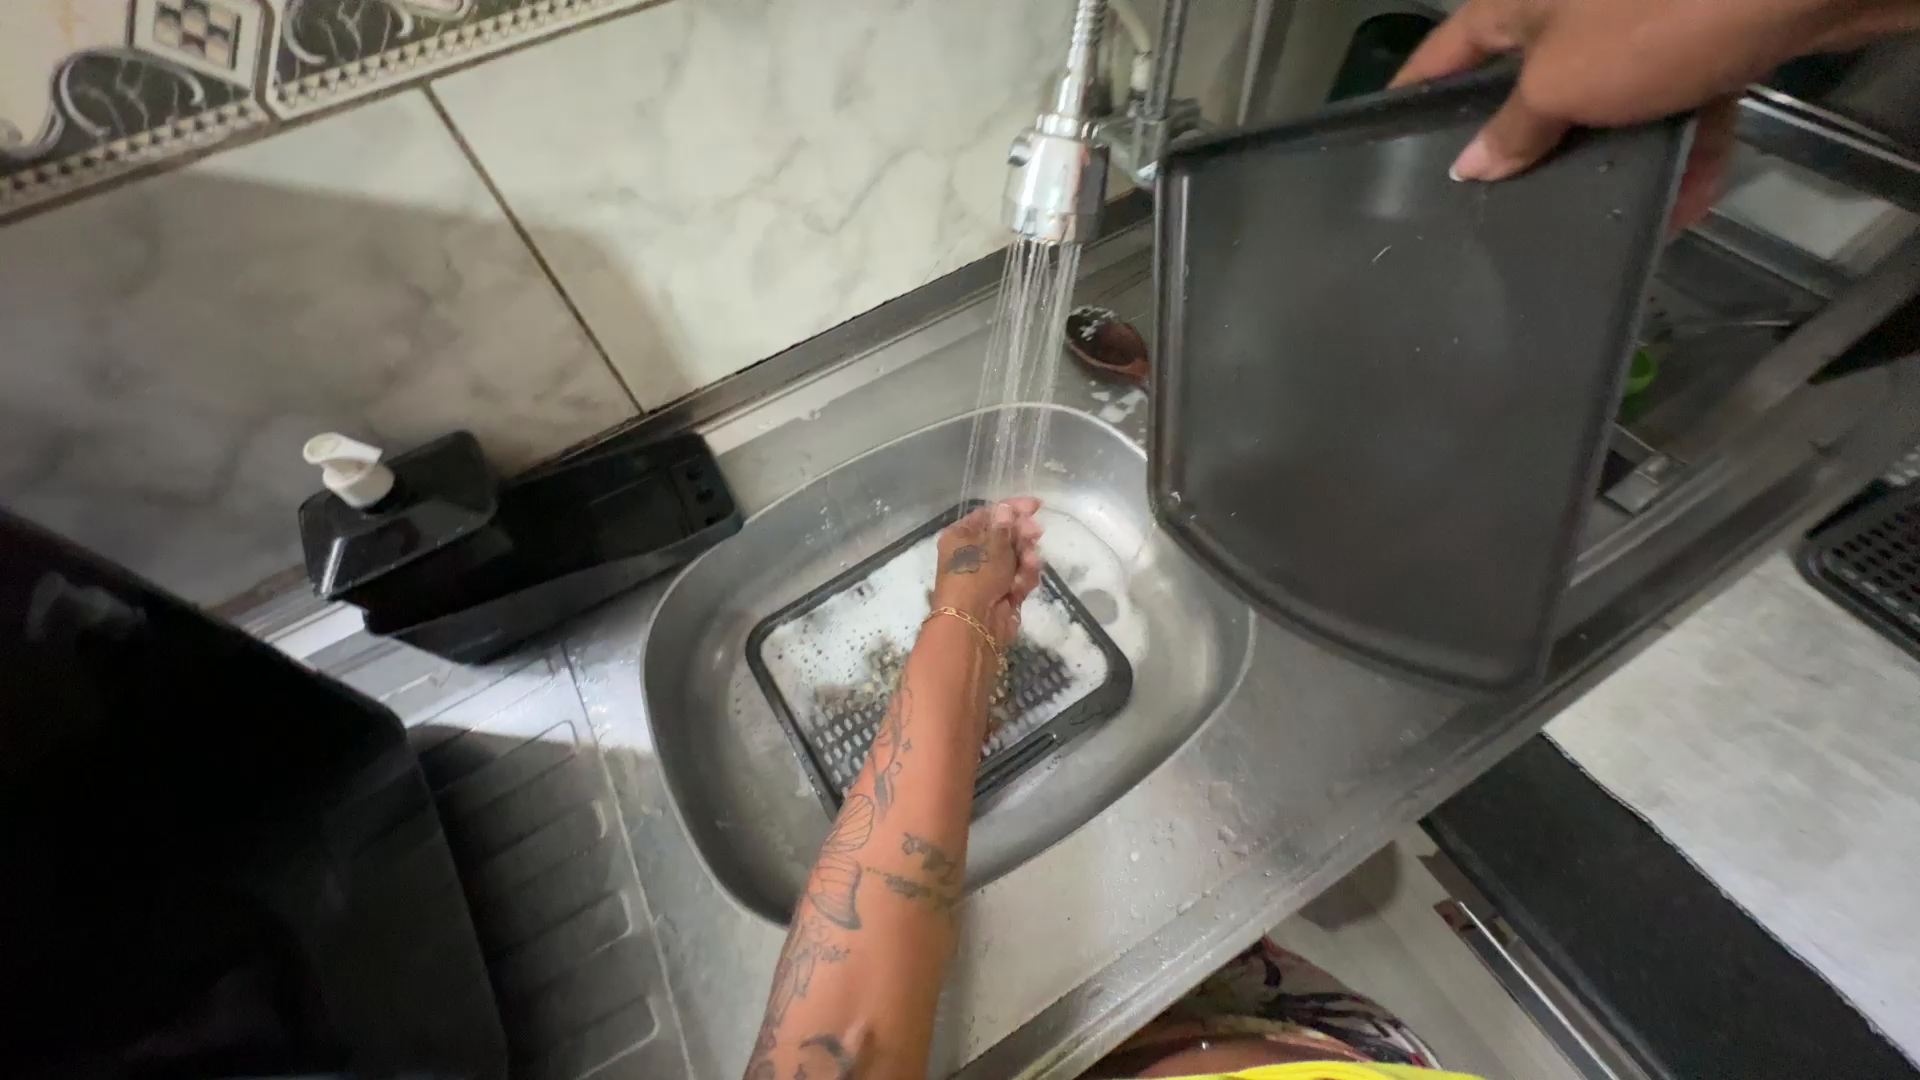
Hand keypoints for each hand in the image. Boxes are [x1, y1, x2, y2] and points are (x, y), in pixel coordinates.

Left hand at [932, 498, 1043, 645]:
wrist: (973, 624)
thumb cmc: (976, 574)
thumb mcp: (992, 543)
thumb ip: (1005, 525)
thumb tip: (1006, 508)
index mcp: (961, 536)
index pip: (989, 515)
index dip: (1012, 509)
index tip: (1037, 506)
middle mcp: (973, 554)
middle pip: (1006, 536)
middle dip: (1023, 536)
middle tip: (1036, 534)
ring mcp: (989, 576)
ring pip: (1017, 558)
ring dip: (1025, 559)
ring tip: (1028, 564)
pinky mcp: (1003, 594)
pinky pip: (1019, 578)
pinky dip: (1024, 579)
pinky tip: (1022, 584)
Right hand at [1391, 0, 1919, 226]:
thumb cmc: (1662, 14)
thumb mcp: (1561, 81)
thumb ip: (1510, 130)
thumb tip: (1471, 168)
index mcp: (1524, 3)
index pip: (1442, 55)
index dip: (1409, 99)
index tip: (1381, 150)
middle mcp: (1580, 10)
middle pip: (1524, 88)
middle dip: (1512, 149)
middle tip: (1482, 207)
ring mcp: (1651, 24)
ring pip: (1603, 107)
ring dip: (1601, 165)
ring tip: (1578, 224)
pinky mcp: (1718, 40)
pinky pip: (1683, 109)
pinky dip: (1682, 157)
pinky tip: (1677, 208)